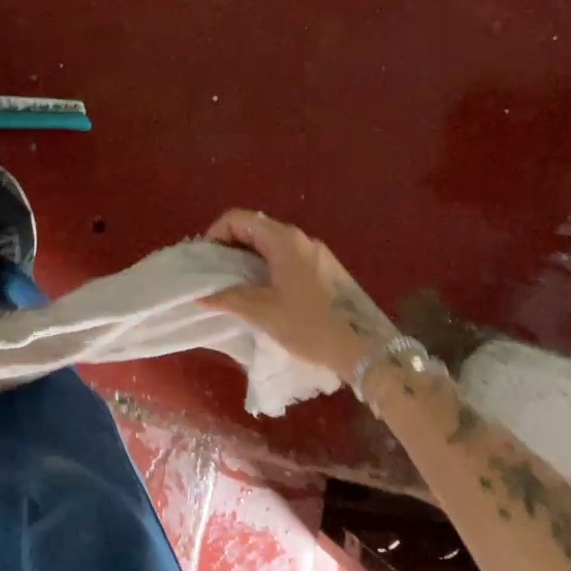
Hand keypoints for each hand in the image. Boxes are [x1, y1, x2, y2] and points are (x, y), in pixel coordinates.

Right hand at [198, 209, 397, 376]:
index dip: (215, 234)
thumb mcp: (263, 312)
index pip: (238, 219)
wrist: (369, 351)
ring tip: (236, 285)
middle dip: (230, 247)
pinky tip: (265, 293)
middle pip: (255, 228)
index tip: (207, 261)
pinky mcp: (328, 271)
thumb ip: (229, 298)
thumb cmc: (312, 325)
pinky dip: (268, 267)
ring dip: (249, 258)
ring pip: (272, 244)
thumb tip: (201, 295)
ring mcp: (317, 254)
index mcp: (284, 240)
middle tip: (216, 274)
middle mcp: (301, 239)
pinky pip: (288, 258)